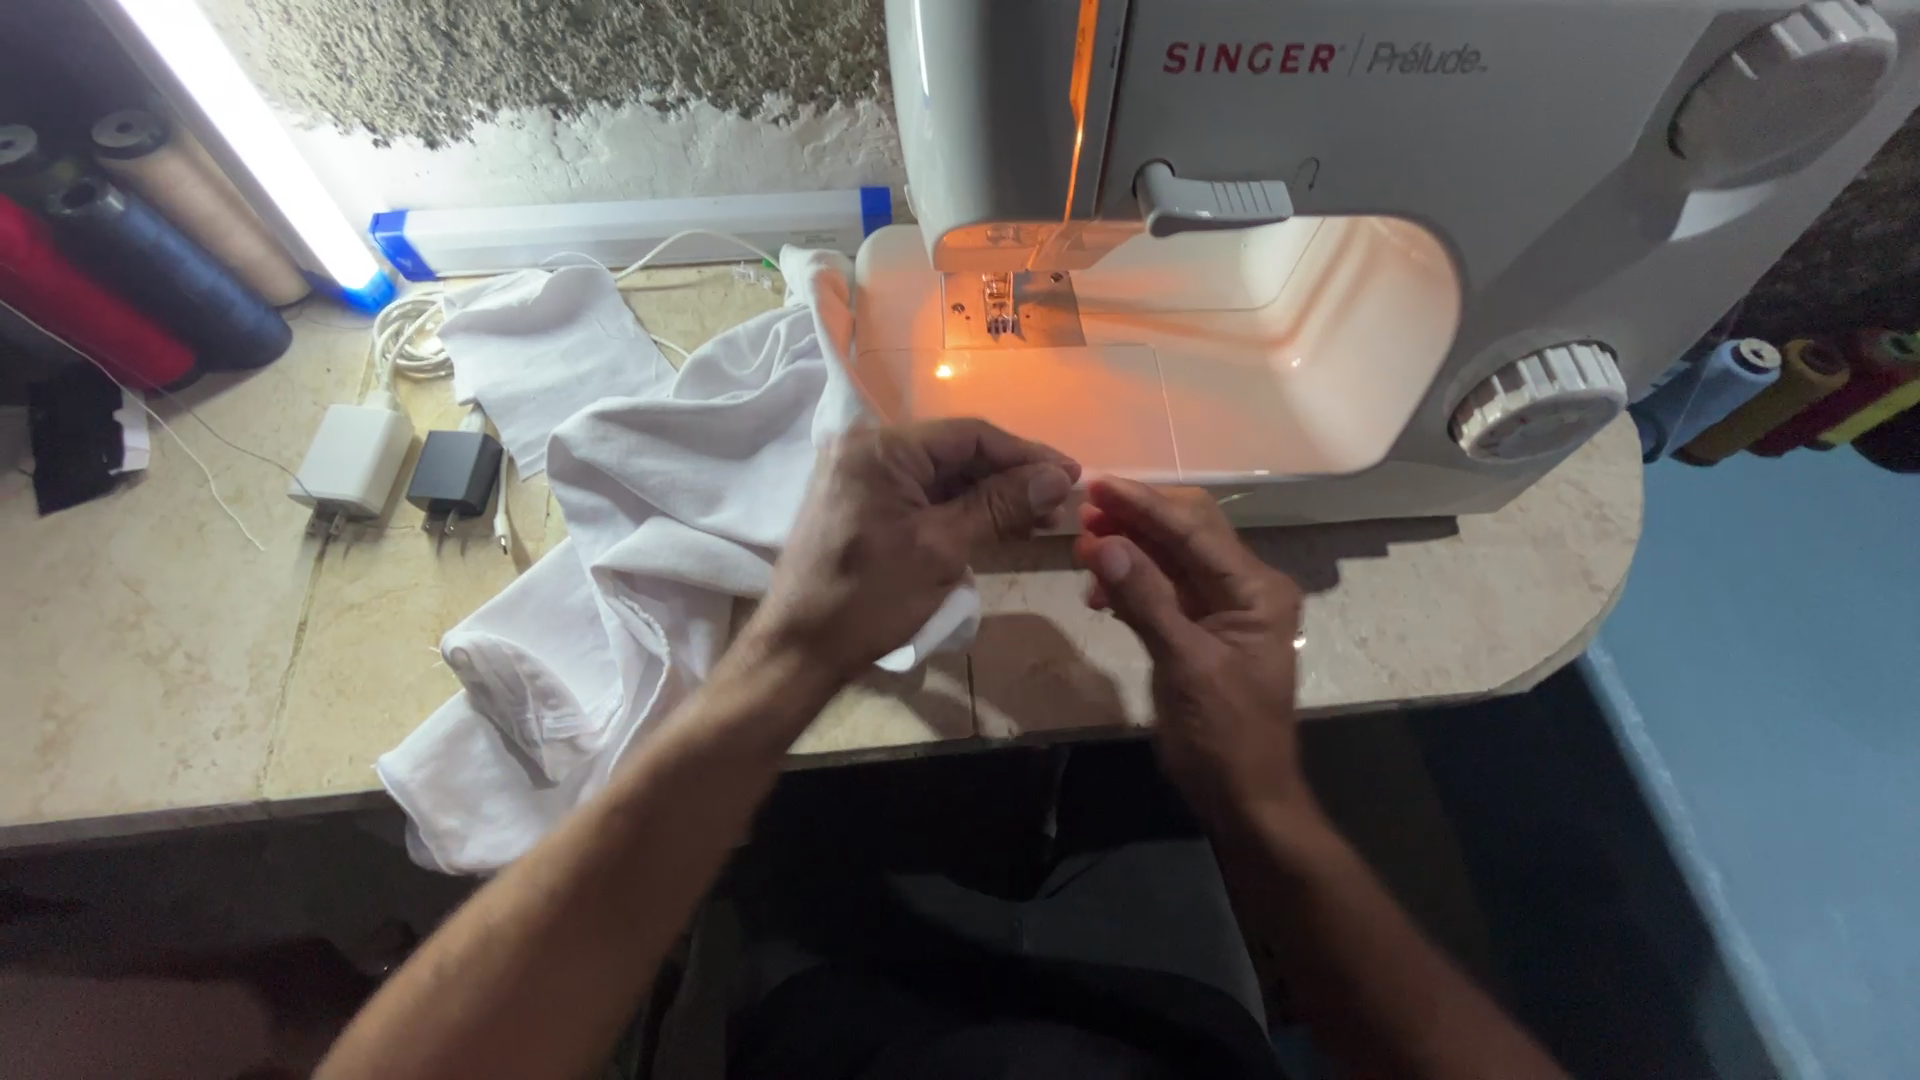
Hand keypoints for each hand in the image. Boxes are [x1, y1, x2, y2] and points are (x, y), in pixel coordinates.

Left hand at [747, 418, 1078, 680]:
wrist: (800, 650)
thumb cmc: (869, 600)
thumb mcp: (942, 549)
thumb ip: (1000, 505)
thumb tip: (1058, 477)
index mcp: (881, 448)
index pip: (969, 435)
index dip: (1026, 454)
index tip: (1072, 474)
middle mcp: (867, 448)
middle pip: (956, 452)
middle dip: (1010, 477)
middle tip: (1060, 502)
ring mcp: (861, 476)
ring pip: (940, 475)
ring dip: (988, 496)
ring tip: (1038, 518)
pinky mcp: (861, 503)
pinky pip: (920, 495)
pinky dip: (958, 510)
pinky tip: (996, 524)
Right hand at [1071, 478, 1314, 828]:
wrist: (1242, 795)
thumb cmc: (1225, 734)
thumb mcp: (1186, 665)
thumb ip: (1145, 600)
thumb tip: (1103, 544)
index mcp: (1255, 589)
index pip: (1194, 530)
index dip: (1143, 504)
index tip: (1097, 485)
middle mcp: (1242, 587)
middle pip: (1184, 533)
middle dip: (1133, 520)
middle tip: (1083, 516)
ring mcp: (1219, 607)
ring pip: (1167, 558)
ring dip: (1127, 550)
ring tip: (1082, 551)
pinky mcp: (1196, 627)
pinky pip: (1159, 589)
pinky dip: (1129, 583)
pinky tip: (1098, 592)